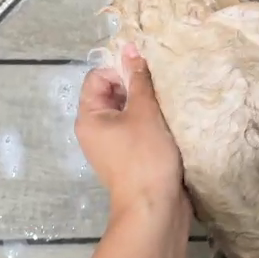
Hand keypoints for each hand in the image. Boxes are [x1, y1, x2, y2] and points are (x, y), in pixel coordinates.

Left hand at [75, 43, 186, 217]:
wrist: (154, 209)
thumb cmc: (145, 156)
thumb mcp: (144, 111)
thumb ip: (138, 78)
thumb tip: (130, 48)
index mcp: (89, 117)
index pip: (98, 77)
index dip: (120, 70)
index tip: (144, 76)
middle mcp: (94, 129)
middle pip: (111, 92)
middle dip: (135, 86)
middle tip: (159, 87)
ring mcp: (110, 145)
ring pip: (126, 110)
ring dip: (145, 103)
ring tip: (166, 103)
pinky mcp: (127, 156)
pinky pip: (134, 128)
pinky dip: (149, 121)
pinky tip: (168, 121)